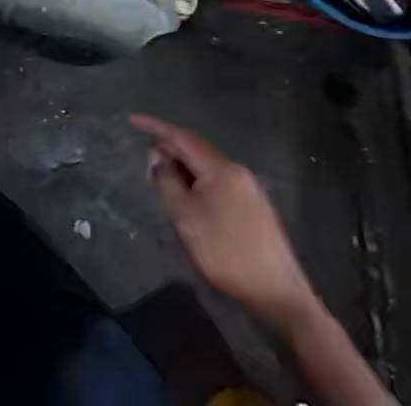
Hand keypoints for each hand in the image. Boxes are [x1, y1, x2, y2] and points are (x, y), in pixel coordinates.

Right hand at [133, 114, 319, 329]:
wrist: (276, 289)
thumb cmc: (226, 252)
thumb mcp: (186, 217)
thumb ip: (168, 181)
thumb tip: (157, 154)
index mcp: (221, 168)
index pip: (183, 137)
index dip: (157, 127)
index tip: (134, 120)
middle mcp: (236, 170)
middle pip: (196, 151)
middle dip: (169, 152)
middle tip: (146, 167)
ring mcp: (247, 187)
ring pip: (206, 168)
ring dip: (183, 170)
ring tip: (164, 185)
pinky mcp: (252, 205)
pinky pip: (217, 182)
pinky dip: (198, 184)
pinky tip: (190, 202)